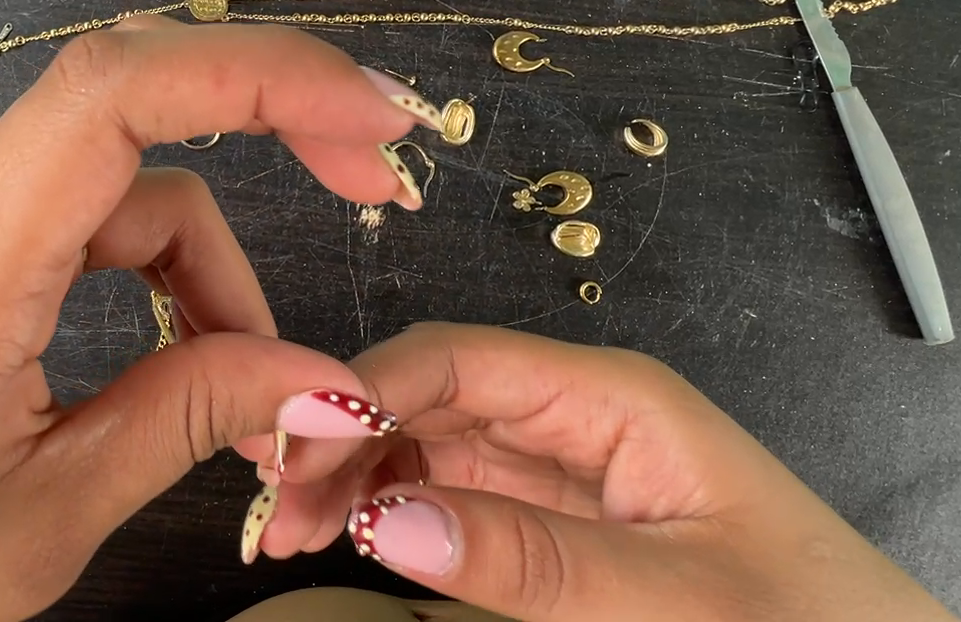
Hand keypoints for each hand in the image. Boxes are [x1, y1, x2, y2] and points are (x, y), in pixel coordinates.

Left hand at [0, 21, 441, 621]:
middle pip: (132, 94)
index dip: (260, 75)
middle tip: (373, 177)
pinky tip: (181, 348)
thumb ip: (192, 419)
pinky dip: (161, 269)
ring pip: (126, 176)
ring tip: (253, 370)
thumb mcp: (49, 513)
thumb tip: (329, 382)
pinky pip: (88, 217)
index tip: (373, 115)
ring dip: (212, 254)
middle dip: (269, 114)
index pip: (117, 91)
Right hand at [258, 323, 957, 621]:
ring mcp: (547, 461)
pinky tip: (345, 529)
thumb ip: (534, 560)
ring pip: (420, 439)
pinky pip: (441, 489)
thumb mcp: (684, 608)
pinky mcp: (540, 510)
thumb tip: (380, 520)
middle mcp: (562, 411)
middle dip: (342, 435)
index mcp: (603, 395)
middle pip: (424, 395)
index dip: (366, 390)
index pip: (455, 362)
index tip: (294, 447)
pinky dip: (384, 505)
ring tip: (291, 526)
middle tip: (276, 504)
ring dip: (350, 473)